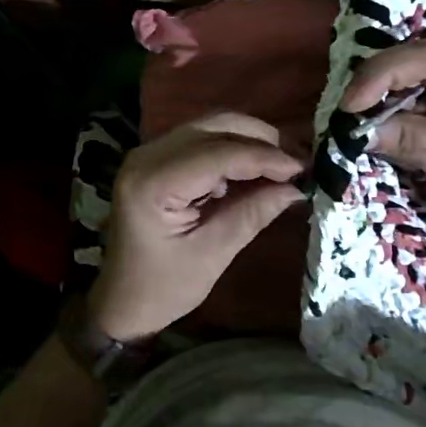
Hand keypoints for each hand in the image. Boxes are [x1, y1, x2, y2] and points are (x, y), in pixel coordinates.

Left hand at [90, 113, 305, 340]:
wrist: (122, 300)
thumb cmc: (163, 288)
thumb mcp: (212, 255)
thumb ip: (252, 214)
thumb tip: (296, 187)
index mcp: (152, 183)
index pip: (218, 153)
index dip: (264, 157)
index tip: (303, 168)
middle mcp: (146, 157)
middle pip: (213, 127)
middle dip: (260, 139)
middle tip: (299, 160)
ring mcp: (148, 154)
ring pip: (209, 127)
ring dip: (249, 140)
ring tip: (284, 163)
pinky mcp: (156, 159)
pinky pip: (201, 140)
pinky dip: (232, 149)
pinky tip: (254, 171)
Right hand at [339, 42, 425, 256]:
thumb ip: (406, 137)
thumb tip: (356, 128)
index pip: (421, 57)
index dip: (379, 76)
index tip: (349, 106)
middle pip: (406, 61)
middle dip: (374, 85)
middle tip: (346, 115)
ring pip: (400, 77)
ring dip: (376, 98)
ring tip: (355, 121)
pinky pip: (403, 94)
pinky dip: (384, 109)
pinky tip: (371, 124)